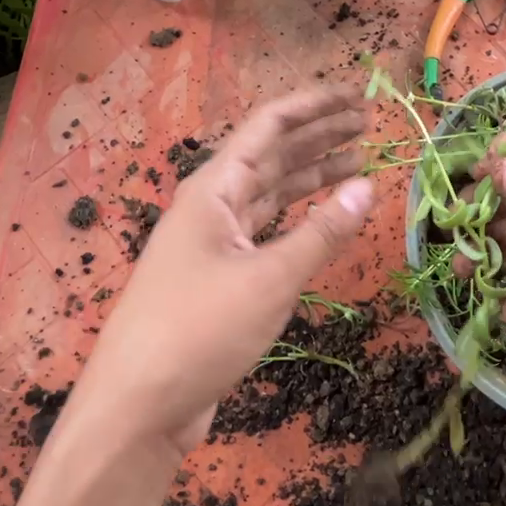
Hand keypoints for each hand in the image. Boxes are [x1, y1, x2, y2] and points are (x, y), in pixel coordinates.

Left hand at [53, 86, 374, 456]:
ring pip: (271, 193)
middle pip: (273, 154)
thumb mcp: (268, 279)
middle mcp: (212, 204)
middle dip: (320, 135)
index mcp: (214, 188)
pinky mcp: (220, 276)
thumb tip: (369, 186)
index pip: (270, 125)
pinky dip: (299, 218)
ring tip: (359, 162)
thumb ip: (322, 232)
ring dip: (313, 175)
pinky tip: (325, 216)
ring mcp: (214, 240)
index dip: (315, 105)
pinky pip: (267, 230)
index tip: (357, 95)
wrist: (136, 409)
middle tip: (369, 123)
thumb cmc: (198, 331)